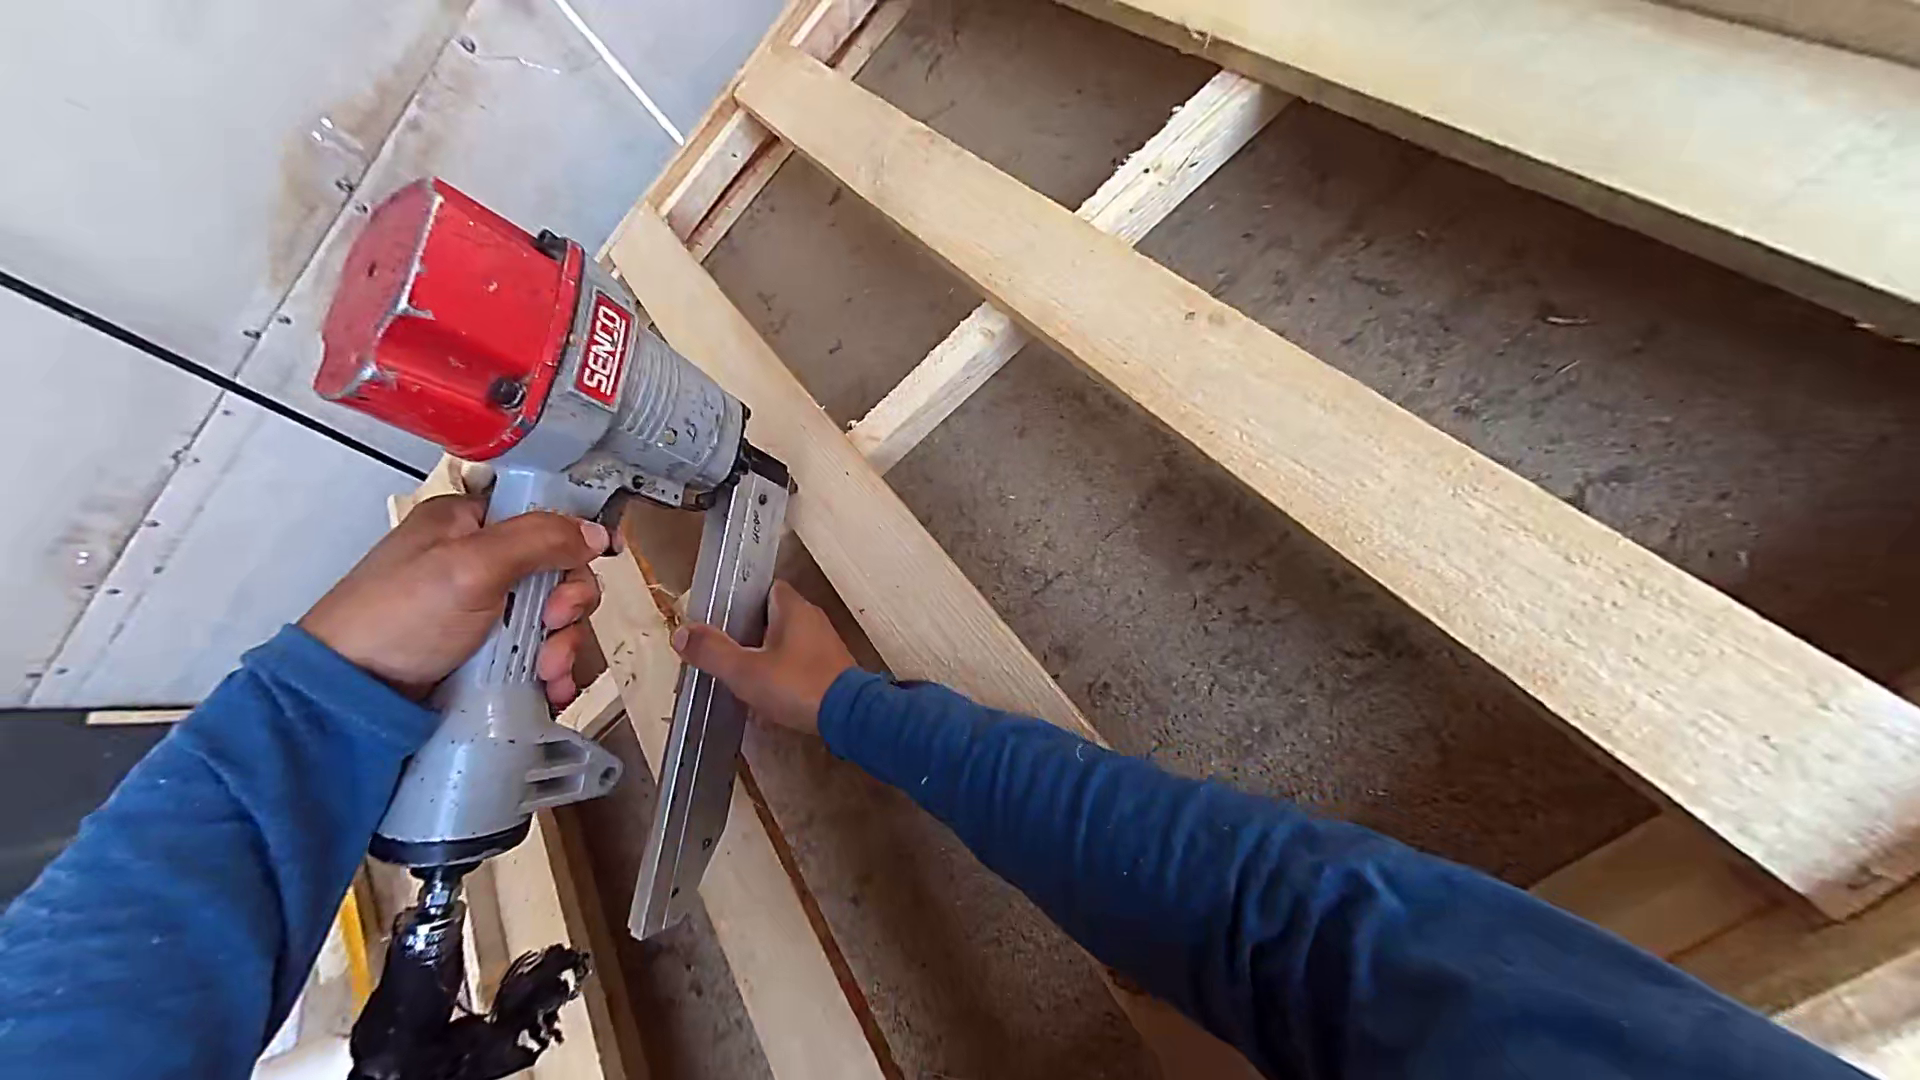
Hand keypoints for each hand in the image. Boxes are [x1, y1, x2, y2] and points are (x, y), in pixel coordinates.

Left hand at [300, 493, 610, 703]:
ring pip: (557, 613)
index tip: (579, 569)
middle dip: (568, 605)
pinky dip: (554, 664)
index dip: (573, 543)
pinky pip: (544, 645)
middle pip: (561, 570)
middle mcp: (482, 558)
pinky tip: (550, 682)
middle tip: (553, 625)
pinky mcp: (492, 643)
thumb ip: (539, 540)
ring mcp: (488, 604)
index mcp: (470, 522)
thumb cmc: (397, 621)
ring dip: (563, 643)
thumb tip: (597, 533)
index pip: (546, 517)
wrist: (350, 700)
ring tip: (547, 669)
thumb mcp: (471, 566)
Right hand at [671, 580, 857, 734]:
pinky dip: (783, 673)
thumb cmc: (796, 685)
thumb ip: (713, 651)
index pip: (767, 588)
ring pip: (787, 642)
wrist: (849, 716)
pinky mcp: (832, 667)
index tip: (722, 617)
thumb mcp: (745, 670)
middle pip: (774, 616)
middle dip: (749, 633)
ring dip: (765, 655)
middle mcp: (813, 619)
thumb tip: (681, 632)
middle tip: (725, 651)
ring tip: (740, 675)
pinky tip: (768, 693)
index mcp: (794, 608)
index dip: (743, 599)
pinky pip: (800, 663)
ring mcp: (826, 644)